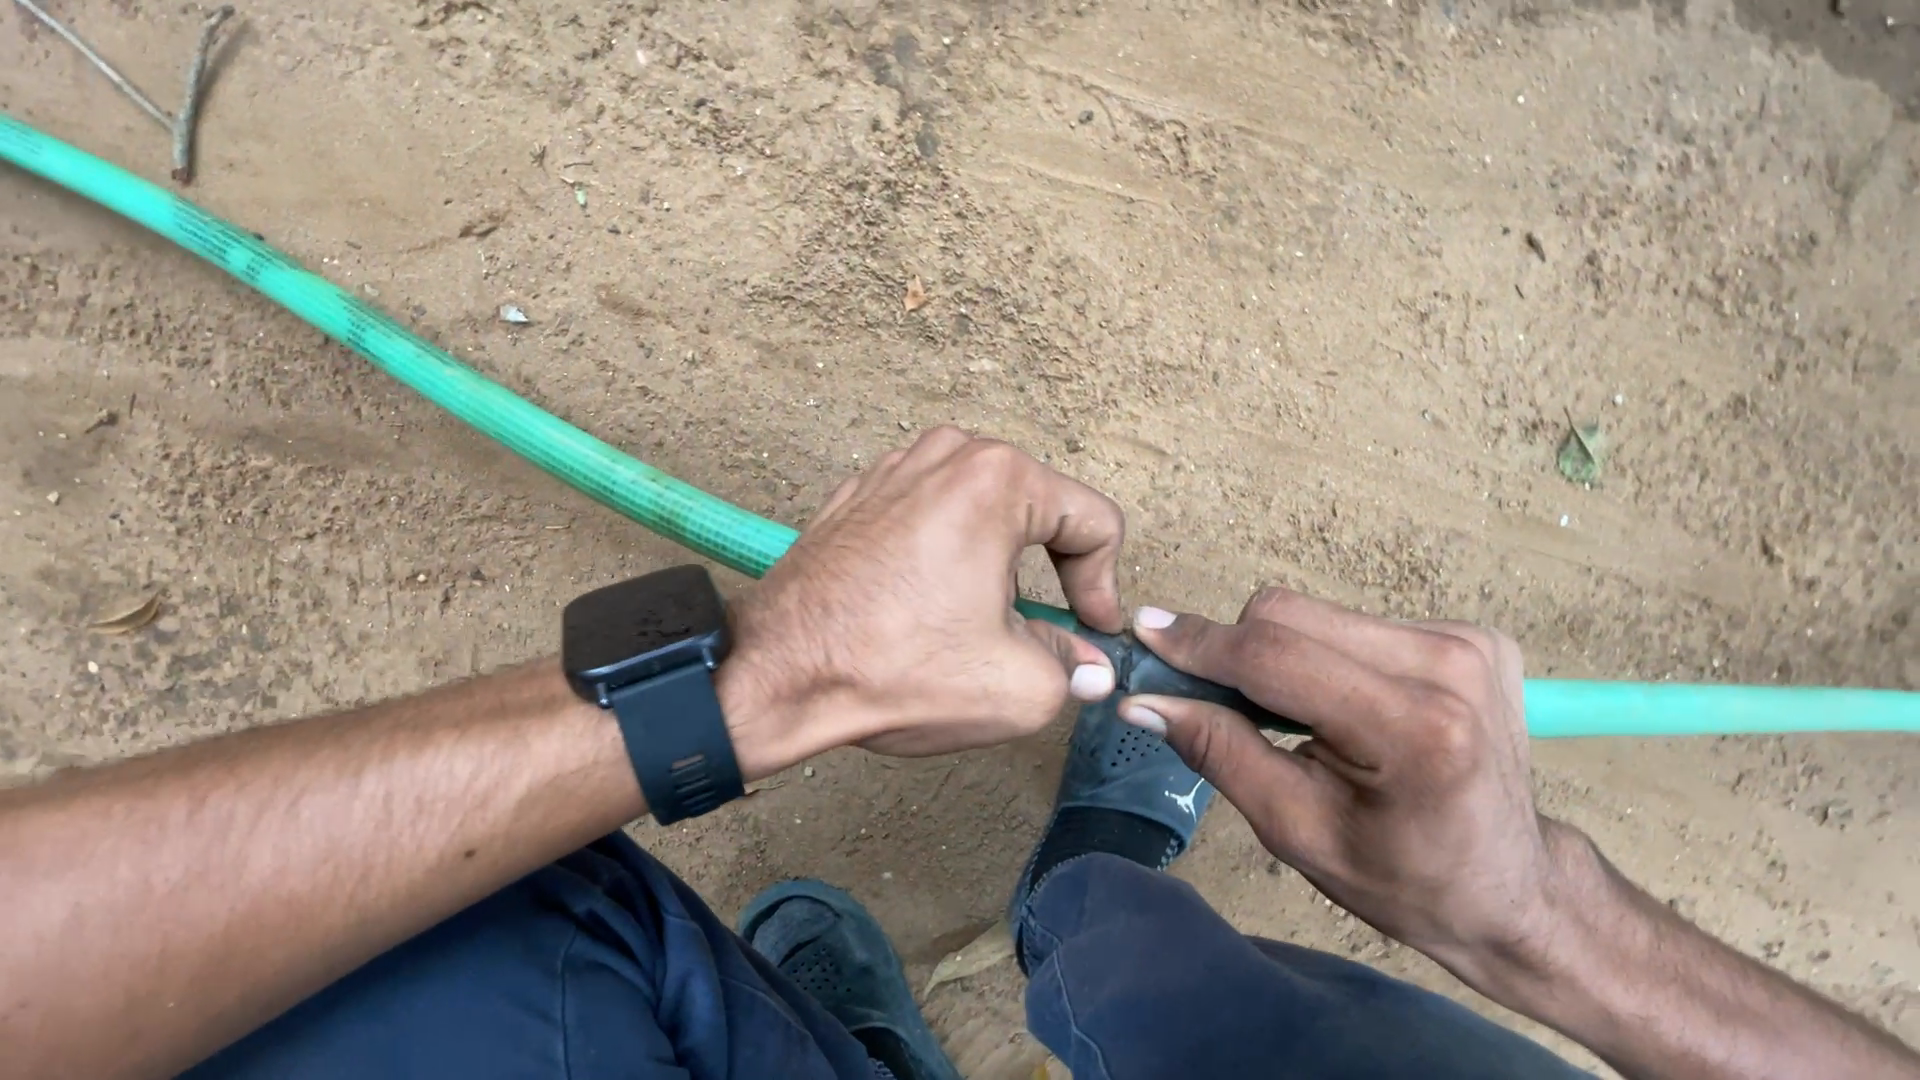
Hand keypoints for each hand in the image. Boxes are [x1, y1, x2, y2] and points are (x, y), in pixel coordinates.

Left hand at [721, 428, 1124, 774]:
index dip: (1105, 584)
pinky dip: (951, 554)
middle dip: (1053, 573)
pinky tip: (932, 604)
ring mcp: (897, 467)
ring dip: (1001, 563)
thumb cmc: (892, 670)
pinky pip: (936, 514)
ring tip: (981, 620)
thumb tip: (1091, 665)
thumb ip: (1076, 667)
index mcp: (997, 480)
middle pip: (1041, 510)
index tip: (1091, 629)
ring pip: (988, 511)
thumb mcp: (1019, 686)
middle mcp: (948, 454)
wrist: (776, 674)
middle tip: (1043, 631)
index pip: (1094, 521)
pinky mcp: (862, 493)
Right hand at [1119, 589, 1573, 984]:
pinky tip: (1334, 701)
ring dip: (1273, 650)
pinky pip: (1349, 621)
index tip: (1143, 635)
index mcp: (1412, 727)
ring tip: (1281, 709)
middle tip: (1208, 697)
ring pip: (1313, 611)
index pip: (1274, 656)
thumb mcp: (1294, 830)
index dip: (1198, 645)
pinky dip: (1318, 652)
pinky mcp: (1470, 634)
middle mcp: (1446, 664)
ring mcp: (1466, 641)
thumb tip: (1144, 701)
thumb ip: (1217, 751)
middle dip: (1232, 649)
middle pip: (1288, 615)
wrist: (1515, 890)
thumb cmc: (1401, 879)